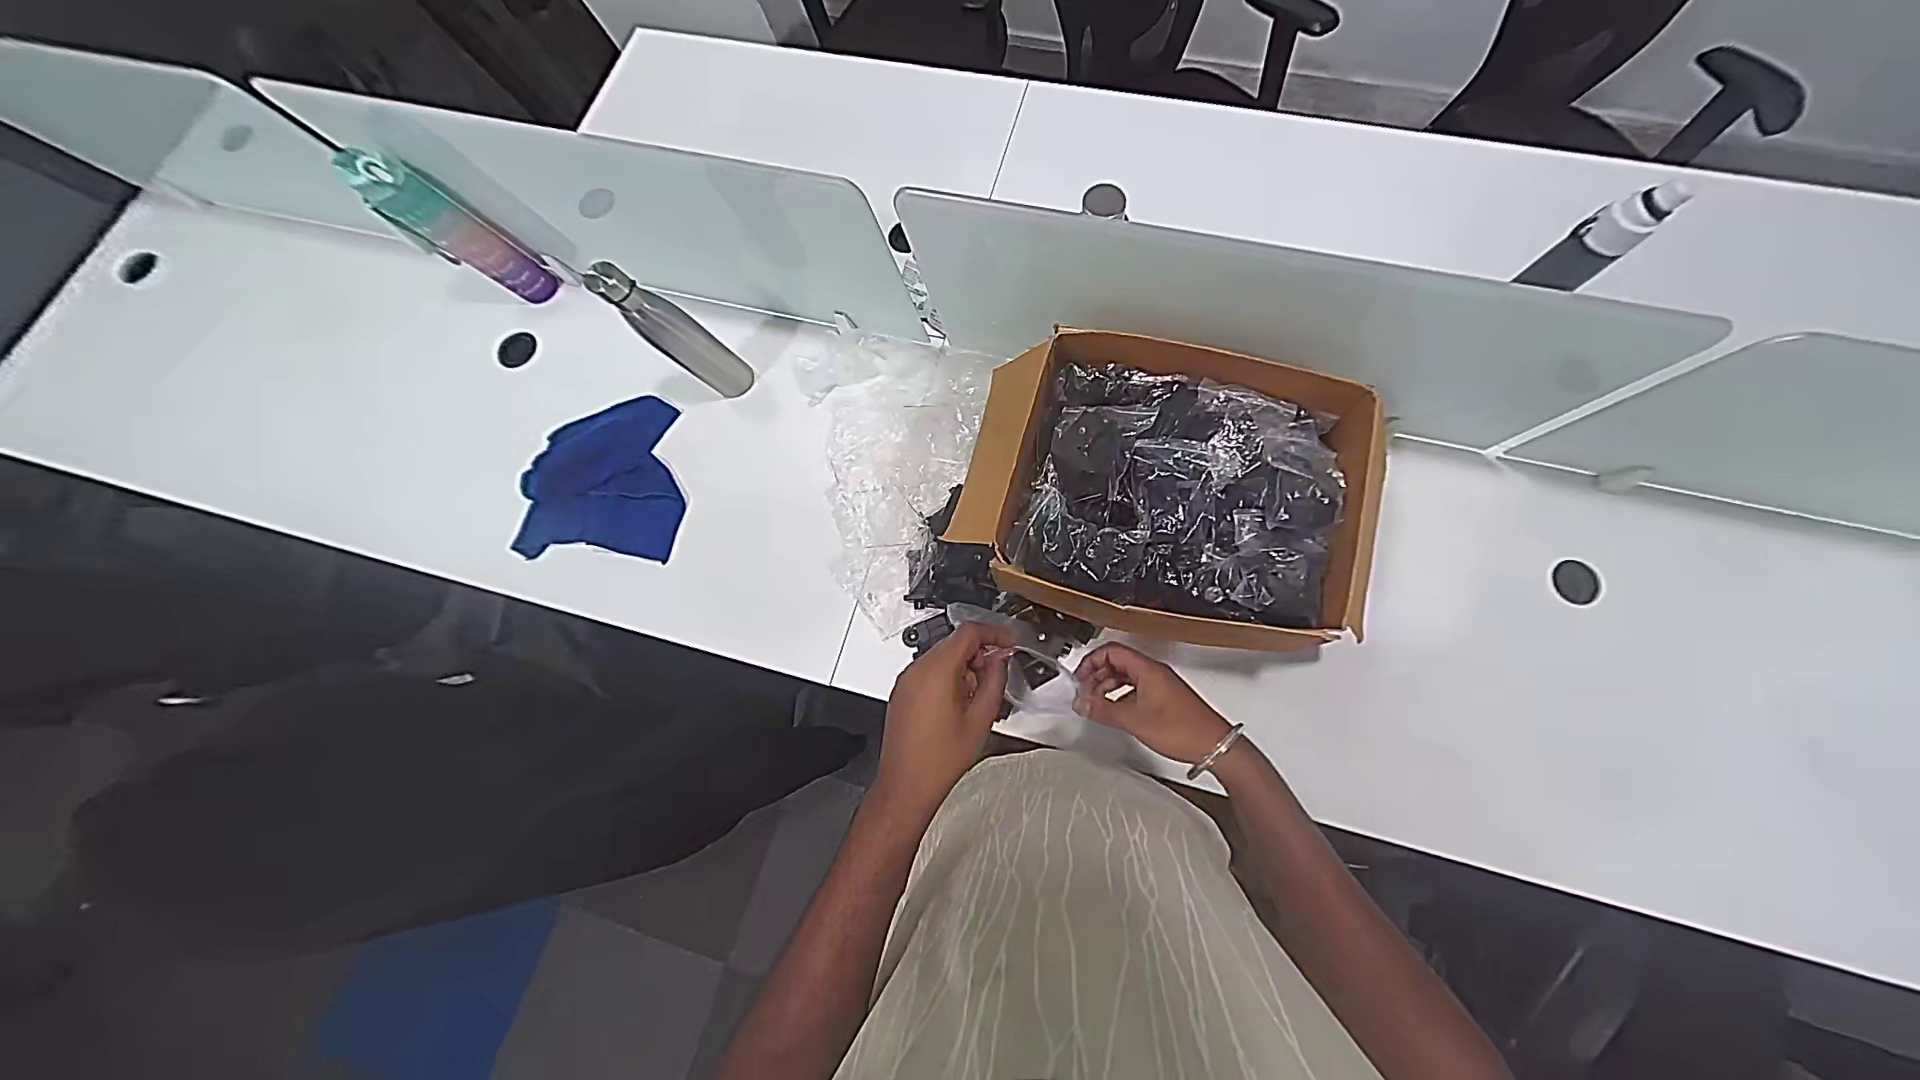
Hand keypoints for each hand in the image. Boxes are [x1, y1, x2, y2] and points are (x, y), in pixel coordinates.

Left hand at [877, 621, 1017, 814]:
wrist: (907, 786)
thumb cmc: (938, 762)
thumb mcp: (980, 718)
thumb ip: (994, 681)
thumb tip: (999, 661)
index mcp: (937, 671)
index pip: (969, 633)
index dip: (994, 633)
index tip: (1007, 640)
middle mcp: (917, 670)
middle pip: (954, 642)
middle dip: (980, 652)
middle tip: (997, 670)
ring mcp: (906, 681)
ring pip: (941, 656)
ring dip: (964, 666)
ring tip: (978, 694)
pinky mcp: (902, 692)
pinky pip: (928, 671)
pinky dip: (947, 676)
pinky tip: (959, 702)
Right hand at [1074, 642, 1233, 764]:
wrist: (1214, 746)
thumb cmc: (1185, 729)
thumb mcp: (1135, 720)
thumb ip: (1103, 710)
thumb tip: (1082, 703)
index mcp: (1147, 670)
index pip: (1112, 652)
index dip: (1091, 662)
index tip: (1080, 677)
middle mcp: (1154, 673)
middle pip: (1117, 662)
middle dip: (1097, 674)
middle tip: (1084, 690)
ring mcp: (1160, 684)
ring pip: (1126, 675)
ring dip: (1107, 686)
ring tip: (1096, 702)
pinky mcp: (1164, 697)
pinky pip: (1135, 688)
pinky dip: (1120, 695)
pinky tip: (1115, 710)